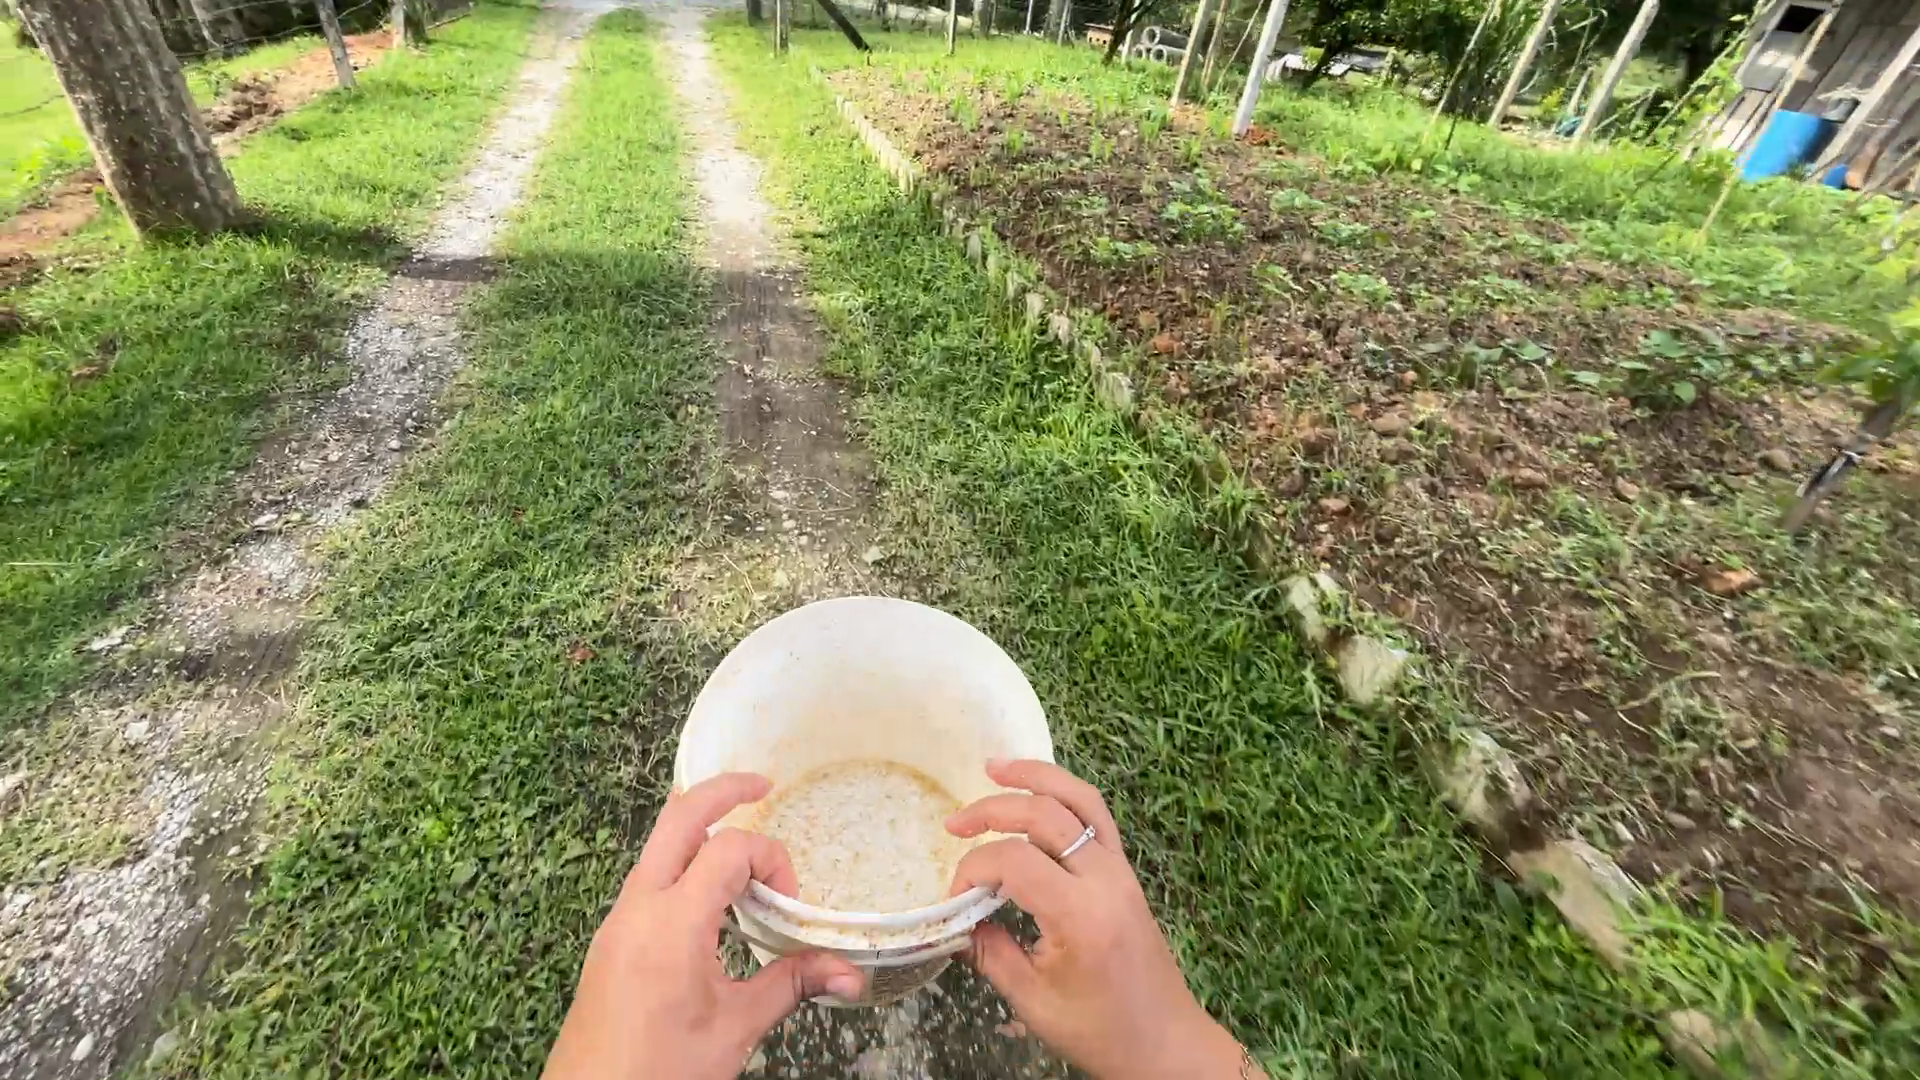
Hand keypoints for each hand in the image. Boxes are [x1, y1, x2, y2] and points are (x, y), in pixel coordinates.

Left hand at [543, 773, 865, 1079]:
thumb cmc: (660, 1073)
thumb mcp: (735, 1030)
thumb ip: (792, 985)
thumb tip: (851, 973)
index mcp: (672, 924)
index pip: (730, 850)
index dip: (771, 860)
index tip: (790, 904)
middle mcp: (639, 907)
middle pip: (679, 815)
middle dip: (725, 790)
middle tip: (764, 785)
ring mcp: (619, 919)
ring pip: (660, 842)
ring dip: (704, 828)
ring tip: (744, 846)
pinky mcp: (613, 937)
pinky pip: (652, 874)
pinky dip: (687, 862)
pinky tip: (714, 896)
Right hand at [947, 760, 1260, 1079]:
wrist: (1167, 1043)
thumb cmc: (1101, 1030)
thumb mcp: (1035, 1003)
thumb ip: (991, 953)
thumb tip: (957, 921)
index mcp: (1080, 914)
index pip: (1015, 861)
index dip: (974, 869)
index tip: (954, 897)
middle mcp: (1104, 877)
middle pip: (1044, 814)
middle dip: (992, 810)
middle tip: (954, 825)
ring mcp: (1119, 866)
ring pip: (1079, 797)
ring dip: (1035, 776)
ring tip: (995, 768)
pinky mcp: (1124, 867)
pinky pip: (1095, 813)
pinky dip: (1063, 792)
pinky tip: (1037, 791)